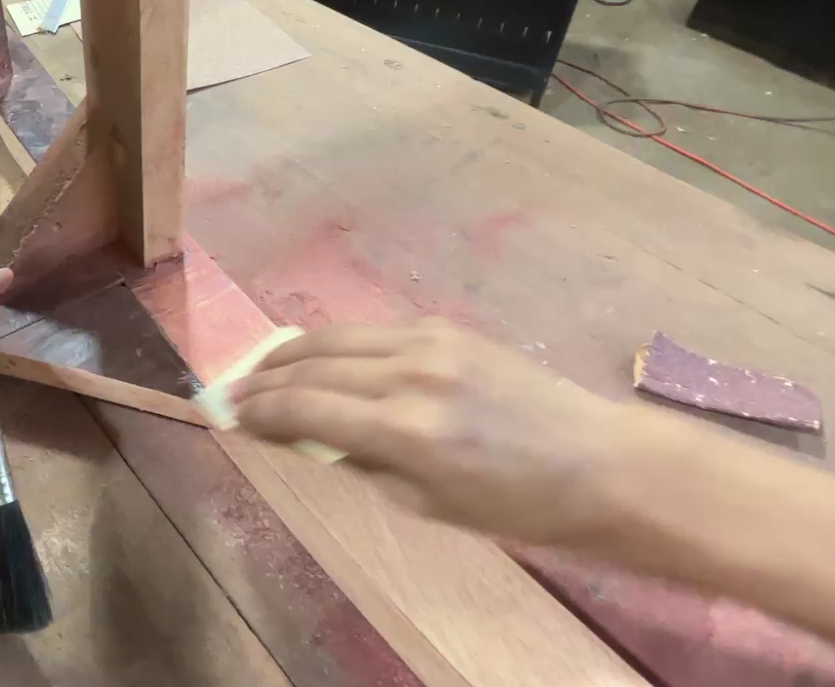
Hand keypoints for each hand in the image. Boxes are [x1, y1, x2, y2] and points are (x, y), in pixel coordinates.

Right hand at [230, 317, 641, 546]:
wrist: (604, 463)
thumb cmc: (520, 506)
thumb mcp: (430, 505)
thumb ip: (359, 463)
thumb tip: (305, 438)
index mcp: (405, 430)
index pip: (304, 409)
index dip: (260, 412)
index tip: (231, 415)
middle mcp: (407, 375)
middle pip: (310, 367)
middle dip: (264, 380)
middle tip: (232, 391)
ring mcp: (425, 342)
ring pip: (332, 338)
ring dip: (289, 353)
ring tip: (261, 367)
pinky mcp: (441, 328)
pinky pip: (368, 332)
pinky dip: (333, 344)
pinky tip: (317, 355)